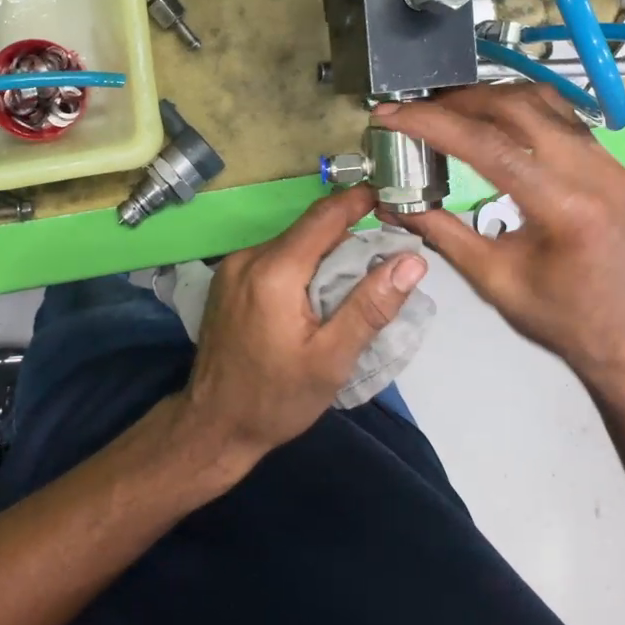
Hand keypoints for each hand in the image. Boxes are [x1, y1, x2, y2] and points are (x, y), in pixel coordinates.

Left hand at [179, 187, 426, 466]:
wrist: (213, 426)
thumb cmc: (275, 399)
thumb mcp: (332, 359)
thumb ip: (371, 306)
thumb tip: (412, 261)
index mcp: (273, 271)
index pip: (324, 216)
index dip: (360, 201)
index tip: (394, 199)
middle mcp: (248, 258)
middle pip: (308, 230)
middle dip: (348, 234)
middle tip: (389, 249)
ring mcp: (232, 268)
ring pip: (291, 244)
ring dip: (324, 254)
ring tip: (359, 278)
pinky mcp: (227, 282)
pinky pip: (273, 260)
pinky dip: (301, 267)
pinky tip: (319, 295)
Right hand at [376, 84, 624, 381]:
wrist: (623, 332)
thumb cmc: (556, 315)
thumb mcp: (489, 277)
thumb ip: (438, 231)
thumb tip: (387, 201)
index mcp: (563, 207)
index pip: (489, 146)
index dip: (433, 124)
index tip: (390, 114)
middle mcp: (592, 172)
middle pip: (516, 107)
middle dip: (458, 101)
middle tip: (415, 111)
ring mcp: (606, 162)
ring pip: (542, 100)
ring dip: (488, 98)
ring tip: (447, 111)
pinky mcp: (608, 161)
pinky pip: (559, 115)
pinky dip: (517, 109)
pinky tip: (488, 121)